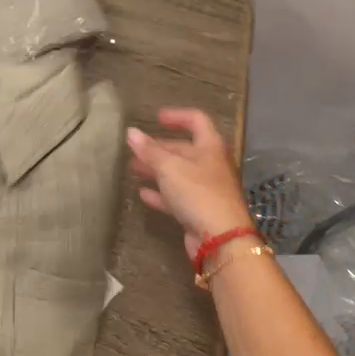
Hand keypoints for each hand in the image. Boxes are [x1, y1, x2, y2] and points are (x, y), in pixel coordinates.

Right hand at [128, 108, 252, 258]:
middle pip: (184, 149)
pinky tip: (143, 194)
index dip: (177, 116)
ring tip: (134, 170)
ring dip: (157, 170)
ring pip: (179, 173)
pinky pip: (177, 196)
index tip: (156, 118)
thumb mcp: (169, 167)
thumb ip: (149, 150)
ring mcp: (206, 188)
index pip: (196, 120)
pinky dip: (161, 193)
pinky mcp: (200, 210)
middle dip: (159, 148)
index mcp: (210, 147)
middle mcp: (211, 164)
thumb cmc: (198, 193)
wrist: (222, 239)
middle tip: (135, 149)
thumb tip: (131, 132)